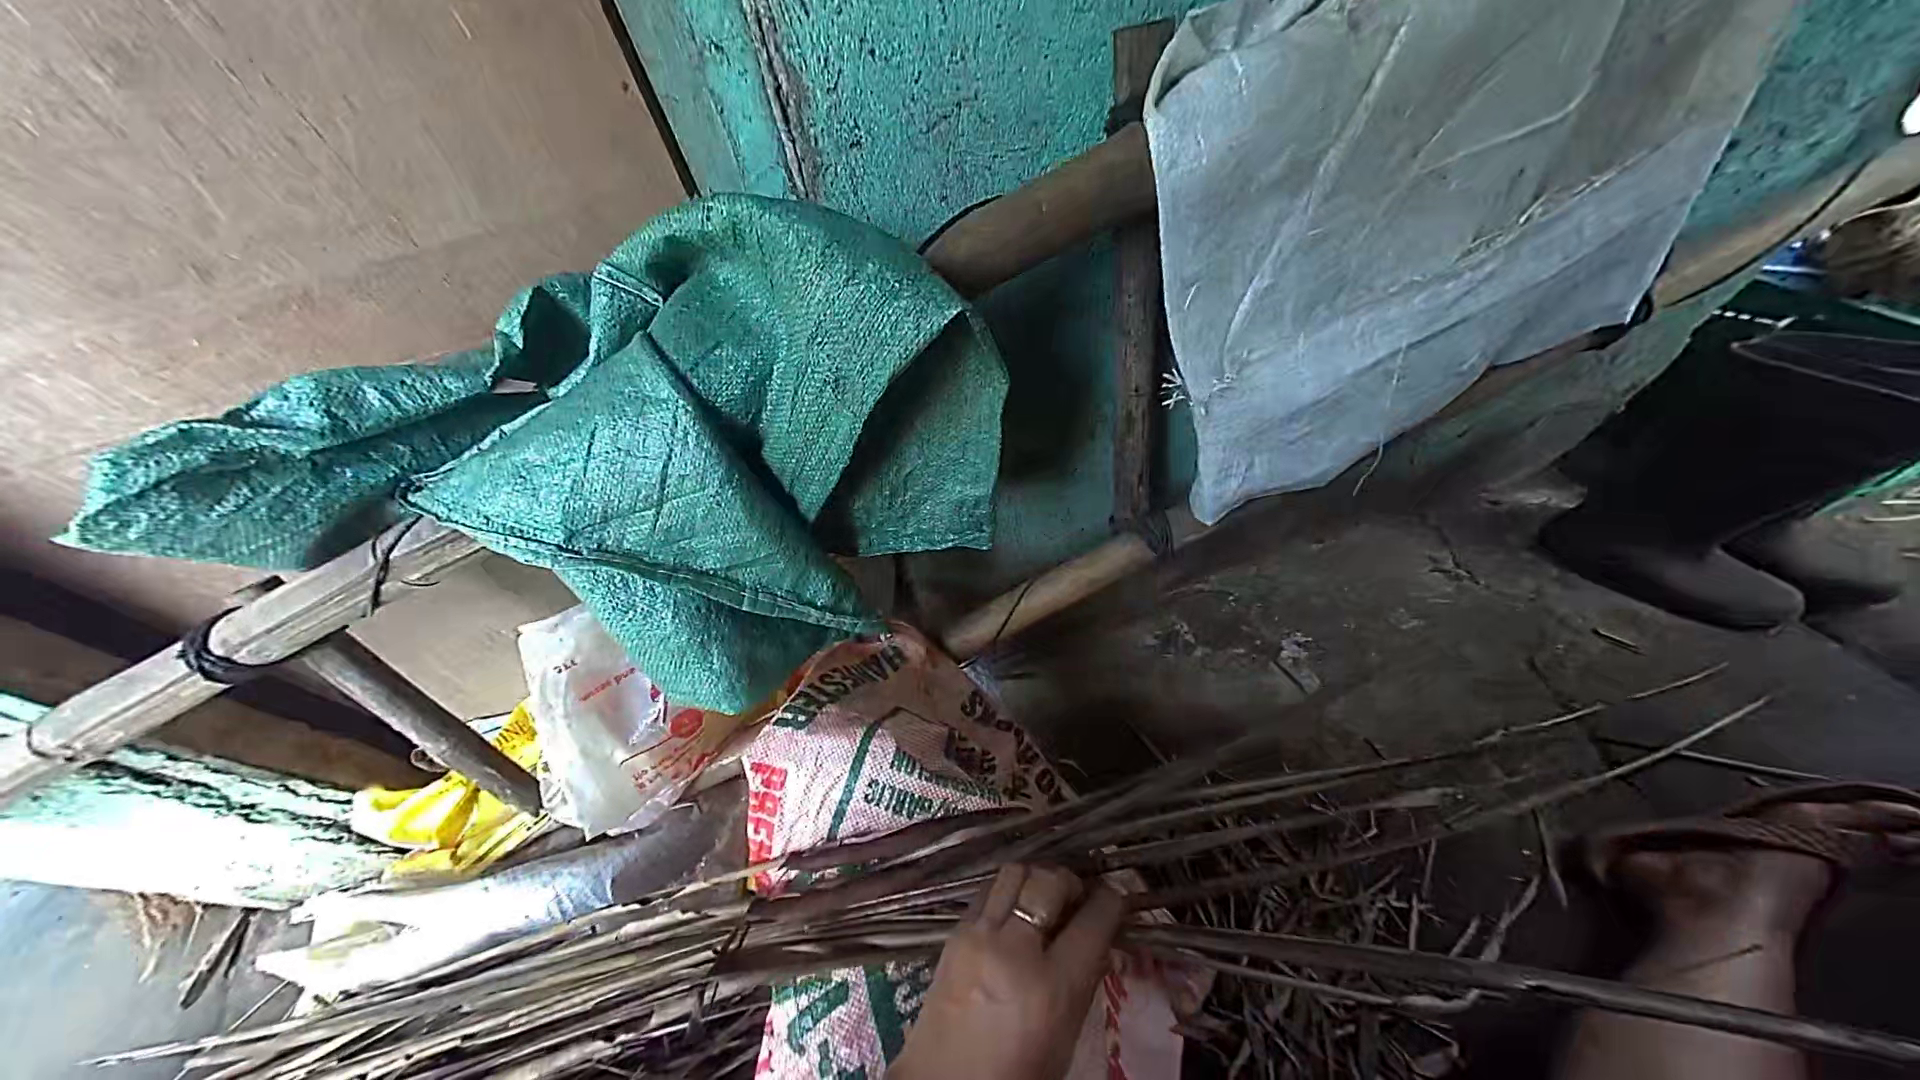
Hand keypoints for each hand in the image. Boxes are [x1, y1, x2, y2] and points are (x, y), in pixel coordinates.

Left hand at [889, 864, 1125, 1079]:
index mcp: (1051, 988)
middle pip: (1049, 881)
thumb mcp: (1066, 1035)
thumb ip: (1084, 980)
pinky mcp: (954, 932)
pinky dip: (1006, 890)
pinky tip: (1012, 910)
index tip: (1114, 896)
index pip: (1092, 921)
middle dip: (1070, 881)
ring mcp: (979, 936)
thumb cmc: (1017, 1071)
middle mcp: (1014, 951)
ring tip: (1043, 897)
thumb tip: (1099, 934)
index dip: (1110, 901)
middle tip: (1075, 897)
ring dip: (1035, 878)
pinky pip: (986, 890)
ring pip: (1014, 872)